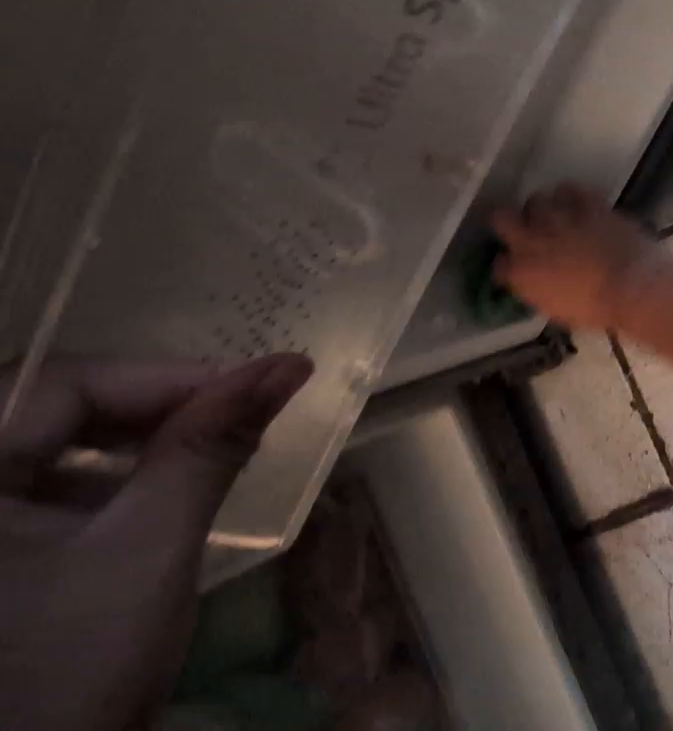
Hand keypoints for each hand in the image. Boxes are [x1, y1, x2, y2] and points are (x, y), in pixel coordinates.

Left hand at [0, 352, 310, 730]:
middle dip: (150, 407)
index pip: (60, 383)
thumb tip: (287, 364)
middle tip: (236, 420)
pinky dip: (102, 480)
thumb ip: (211, 445)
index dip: (163, 379)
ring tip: (204, 458)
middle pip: (47, 408)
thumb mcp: (151, 545)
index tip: (253, 394)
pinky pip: (32, 487)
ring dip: (132, 441)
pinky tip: (153, 500)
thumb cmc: (71, 661)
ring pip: (42, 445)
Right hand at [491, 184, 659, 331]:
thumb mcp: (558, 309)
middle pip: (502, 218)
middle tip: (528, 227)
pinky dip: (574, 196)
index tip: (519, 264)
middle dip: (511, 220)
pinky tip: (581, 204)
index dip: (509, 262)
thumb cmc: (598, 309)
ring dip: (545, 207)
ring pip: (537, 199)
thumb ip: (541, 290)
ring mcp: (560, 220)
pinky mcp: (589, 207)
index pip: (499, 263)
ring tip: (558, 214)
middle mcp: (532, 241)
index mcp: (521, 273)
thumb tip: (542, 283)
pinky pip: (572, 190)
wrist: (632, 288)